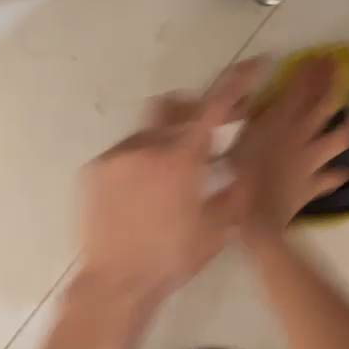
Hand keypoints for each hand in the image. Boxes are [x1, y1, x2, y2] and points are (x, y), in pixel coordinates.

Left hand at [74, 61, 258, 308]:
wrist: (115, 283)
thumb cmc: (172, 260)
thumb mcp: (218, 228)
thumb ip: (235, 190)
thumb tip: (242, 164)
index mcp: (182, 159)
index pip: (215, 107)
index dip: (238, 81)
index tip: (255, 65)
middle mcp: (146, 147)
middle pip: (174, 106)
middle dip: (195, 110)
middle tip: (210, 130)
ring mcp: (115, 156)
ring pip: (147, 133)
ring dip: (164, 143)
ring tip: (171, 177)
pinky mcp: (94, 170)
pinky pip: (123, 154)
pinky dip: (139, 163)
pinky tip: (143, 193)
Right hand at [227, 56, 348, 245]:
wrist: (256, 221)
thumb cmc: (234, 178)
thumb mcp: (230, 142)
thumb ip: (244, 121)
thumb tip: (246, 105)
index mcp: (277, 122)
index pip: (297, 90)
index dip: (310, 72)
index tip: (321, 56)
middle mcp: (298, 136)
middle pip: (322, 106)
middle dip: (332, 85)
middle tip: (341, 68)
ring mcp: (310, 161)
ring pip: (336, 139)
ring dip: (347, 128)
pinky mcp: (312, 185)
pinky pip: (330, 178)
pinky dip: (336, 175)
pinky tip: (342, 173)